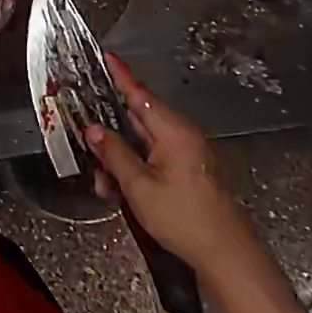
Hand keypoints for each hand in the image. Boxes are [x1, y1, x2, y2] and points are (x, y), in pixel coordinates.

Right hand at [85, 54, 261, 279]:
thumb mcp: (138, 186)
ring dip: (118, 158)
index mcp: (174, 133)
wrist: (227, 256)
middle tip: (84, 143)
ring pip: (141, 143)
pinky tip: (119, 191)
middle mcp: (183, 137)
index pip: (141, 95)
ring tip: (104, 185)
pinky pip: (152, 158)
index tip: (107, 55)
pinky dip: (132, 168)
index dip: (121, 75)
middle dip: (108, 133)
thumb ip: (113, 153)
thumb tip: (92, 129)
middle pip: (136, 121)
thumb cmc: (183, 218)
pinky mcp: (189, 171)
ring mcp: (188, 154)